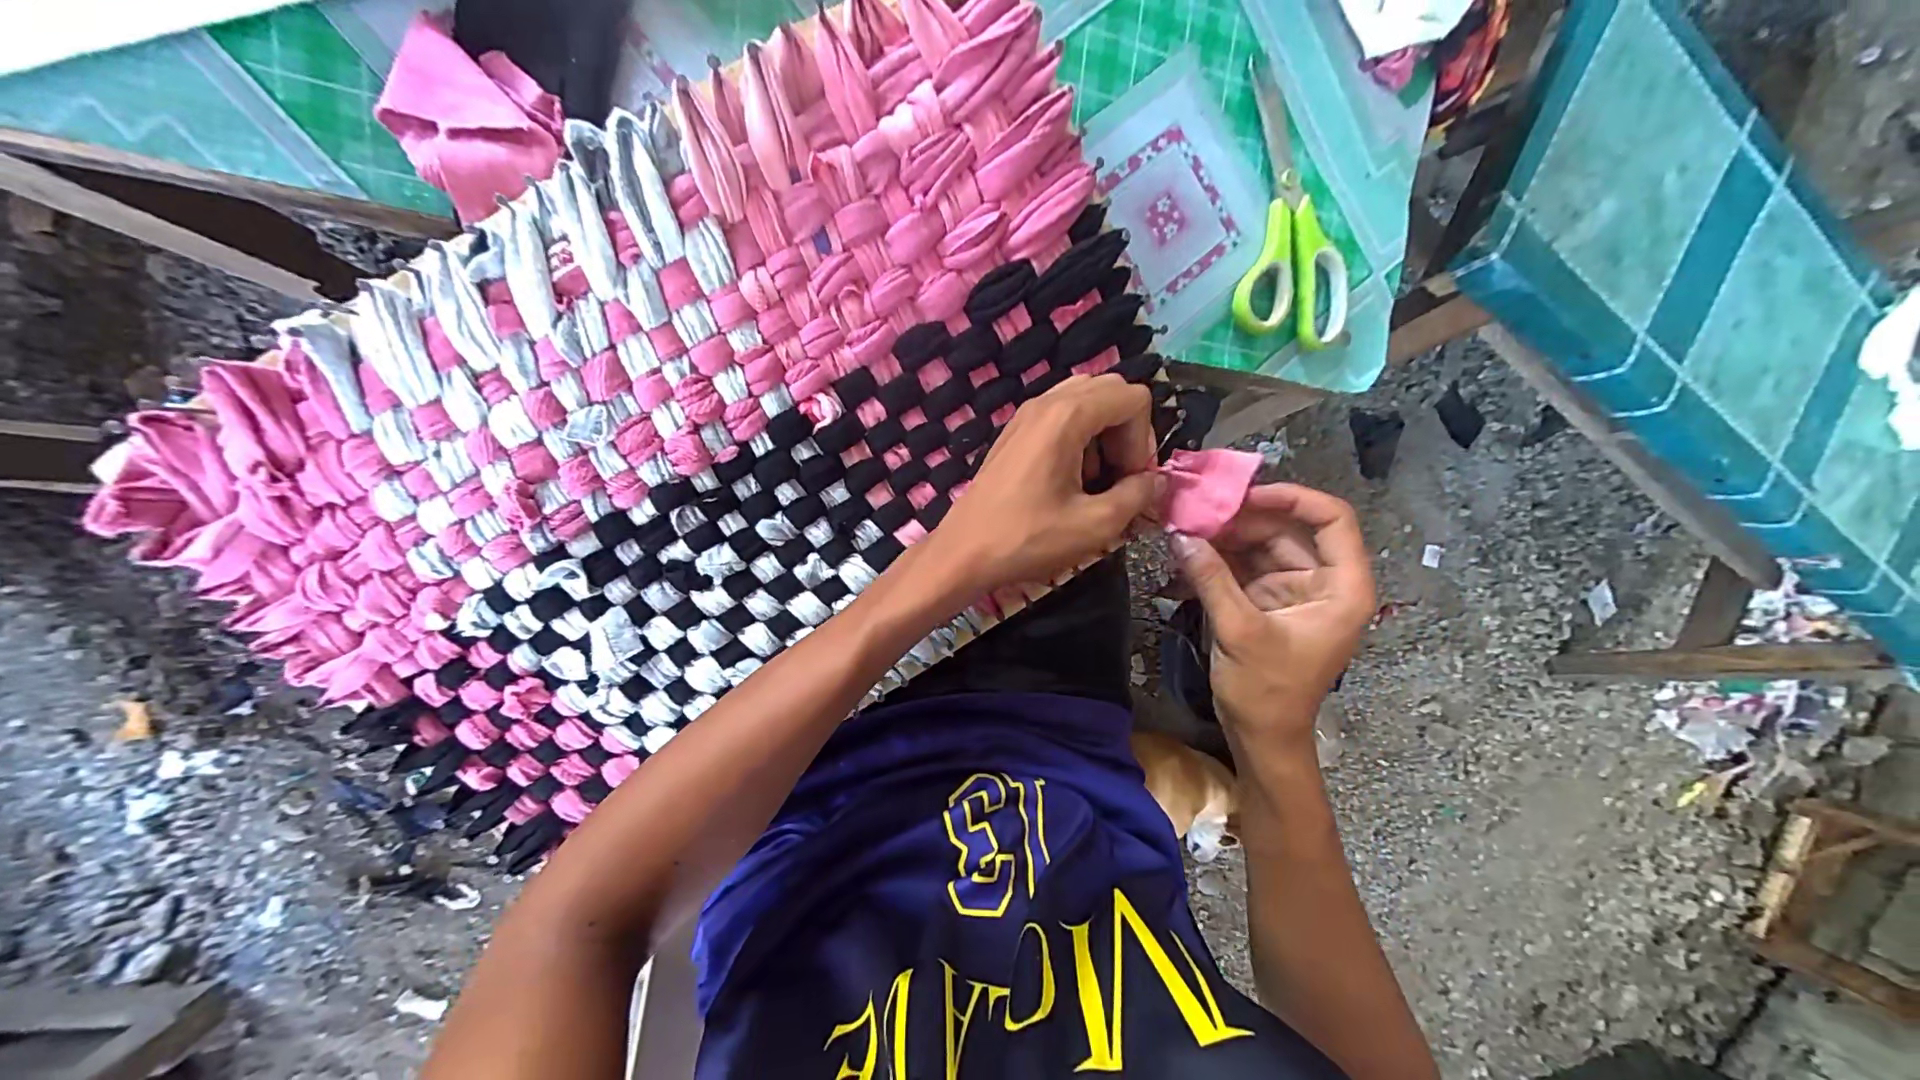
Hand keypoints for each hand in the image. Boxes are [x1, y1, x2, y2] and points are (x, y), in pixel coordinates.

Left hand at [921, 374, 1164, 598]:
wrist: (964, 553)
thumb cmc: (1027, 539)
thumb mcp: (1096, 524)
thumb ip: (1138, 496)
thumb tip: (1155, 482)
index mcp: (1067, 415)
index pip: (1133, 398)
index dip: (1144, 439)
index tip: (1130, 480)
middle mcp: (1046, 402)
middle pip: (1111, 392)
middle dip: (1127, 432)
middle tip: (1119, 478)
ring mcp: (1026, 415)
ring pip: (1086, 402)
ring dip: (1104, 436)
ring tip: (1095, 481)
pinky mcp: (1015, 432)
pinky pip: (1061, 417)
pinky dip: (1079, 438)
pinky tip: (1070, 481)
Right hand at [1170, 483, 1375, 760]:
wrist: (1261, 738)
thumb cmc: (1268, 691)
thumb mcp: (1240, 631)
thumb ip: (1211, 578)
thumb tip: (1180, 535)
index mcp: (1342, 588)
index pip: (1332, 520)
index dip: (1292, 499)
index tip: (1244, 495)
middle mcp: (1322, 582)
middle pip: (1288, 530)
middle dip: (1243, 518)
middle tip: (1198, 510)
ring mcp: (1292, 591)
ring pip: (1261, 546)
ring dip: (1226, 536)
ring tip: (1186, 524)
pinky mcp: (1266, 602)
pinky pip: (1244, 567)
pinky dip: (1219, 558)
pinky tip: (1189, 548)